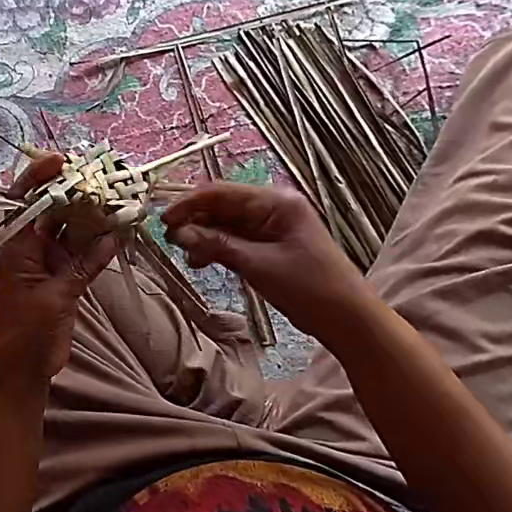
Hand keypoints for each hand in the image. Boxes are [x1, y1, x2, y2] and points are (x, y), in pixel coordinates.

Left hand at [0, 153, 118, 381]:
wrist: (23, 369)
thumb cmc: (25, 332)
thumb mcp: (54, 297)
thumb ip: (81, 267)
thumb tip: (109, 238)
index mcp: (17, 247)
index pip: (25, 201)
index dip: (40, 178)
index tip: (62, 161)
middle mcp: (32, 249)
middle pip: (52, 210)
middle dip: (74, 192)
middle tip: (101, 176)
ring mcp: (50, 263)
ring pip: (70, 230)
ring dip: (90, 217)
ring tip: (115, 198)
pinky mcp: (65, 280)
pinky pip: (83, 254)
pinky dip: (98, 245)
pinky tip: (118, 233)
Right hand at [162, 182, 370, 340]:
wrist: (347, 318)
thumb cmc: (310, 288)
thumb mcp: (258, 265)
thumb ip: (217, 246)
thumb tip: (179, 234)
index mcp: (276, 202)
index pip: (222, 192)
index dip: (189, 204)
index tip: (164, 220)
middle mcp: (272, 207)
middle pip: (222, 206)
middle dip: (194, 220)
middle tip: (169, 239)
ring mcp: (271, 226)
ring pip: (225, 224)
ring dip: (203, 236)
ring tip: (187, 256)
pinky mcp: (269, 245)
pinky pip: (234, 239)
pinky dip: (216, 248)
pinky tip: (201, 261)